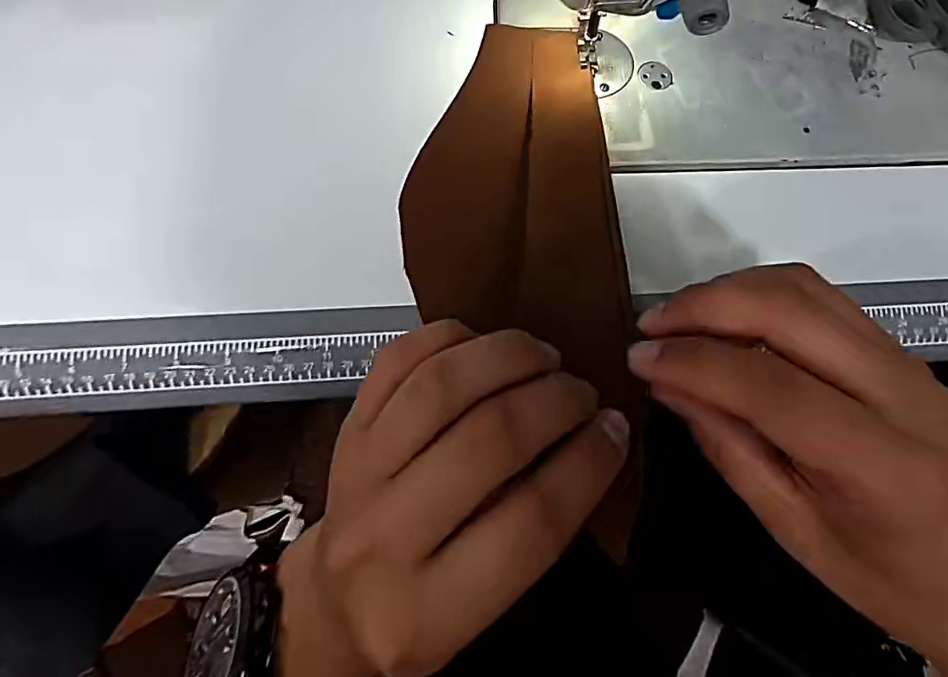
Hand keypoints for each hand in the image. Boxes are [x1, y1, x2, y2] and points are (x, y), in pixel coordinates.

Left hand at [276, 321, 629, 676]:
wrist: (332, 606)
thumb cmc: (422, 608)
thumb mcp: (483, 608)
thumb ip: (536, 530)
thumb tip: (596, 436)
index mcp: (429, 611)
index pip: (531, 523)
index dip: (588, 463)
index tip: (615, 429)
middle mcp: (384, 539)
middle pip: (487, 441)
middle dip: (555, 401)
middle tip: (582, 392)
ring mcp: (358, 473)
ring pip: (440, 386)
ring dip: (508, 356)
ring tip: (543, 357)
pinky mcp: (347, 427)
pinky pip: (397, 359)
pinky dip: (450, 336)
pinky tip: (484, 343)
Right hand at [628, 265, 947, 676]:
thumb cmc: (886, 576)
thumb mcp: (793, 531)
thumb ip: (727, 447)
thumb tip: (667, 381)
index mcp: (884, 463)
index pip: (773, 386)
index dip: (697, 362)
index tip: (640, 356)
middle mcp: (902, 392)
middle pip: (790, 312)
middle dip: (707, 305)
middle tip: (653, 324)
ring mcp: (904, 358)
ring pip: (804, 287)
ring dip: (731, 288)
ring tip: (681, 315)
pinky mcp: (895, 344)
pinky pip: (819, 294)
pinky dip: (761, 290)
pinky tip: (727, 311)